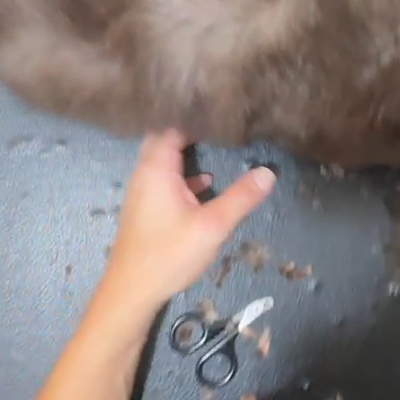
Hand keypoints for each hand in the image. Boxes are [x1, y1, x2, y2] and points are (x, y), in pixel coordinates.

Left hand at [92, 130, 274, 317]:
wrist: (131, 291)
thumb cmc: (168, 254)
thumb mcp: (212, 226)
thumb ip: (240, 198)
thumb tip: (267, 172)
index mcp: (156, 168)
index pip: (172, 125)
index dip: (194, 115)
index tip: (220, 109)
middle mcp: (144, 172)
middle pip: (165, 138)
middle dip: (190, 129)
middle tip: (219, 123)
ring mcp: (142, 191)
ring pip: (164, 160)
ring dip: (186, 152)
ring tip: (216, 143)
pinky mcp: (144, 208)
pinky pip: (164, 179)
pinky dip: (182, 174)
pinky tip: (204, 183)